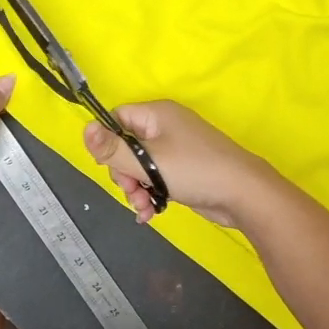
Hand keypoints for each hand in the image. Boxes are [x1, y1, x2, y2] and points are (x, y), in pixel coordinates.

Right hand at [83, 100, 275, 226]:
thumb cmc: (194, 171)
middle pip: (125, 147)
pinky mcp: (182, 171)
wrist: (243, 194)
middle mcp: (164, 127)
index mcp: (156, 115)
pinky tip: (149, 213)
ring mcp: (175, 150)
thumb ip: (112, 149)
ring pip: (139, 168)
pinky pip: (155, 179)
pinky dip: (150, 194)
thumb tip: (84, 128)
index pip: (116, 119)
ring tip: (143, 207)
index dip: (108, 143)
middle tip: (132, 190)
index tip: (110, 165)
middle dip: (123, 174)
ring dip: (135, 189)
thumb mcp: (147, 162)